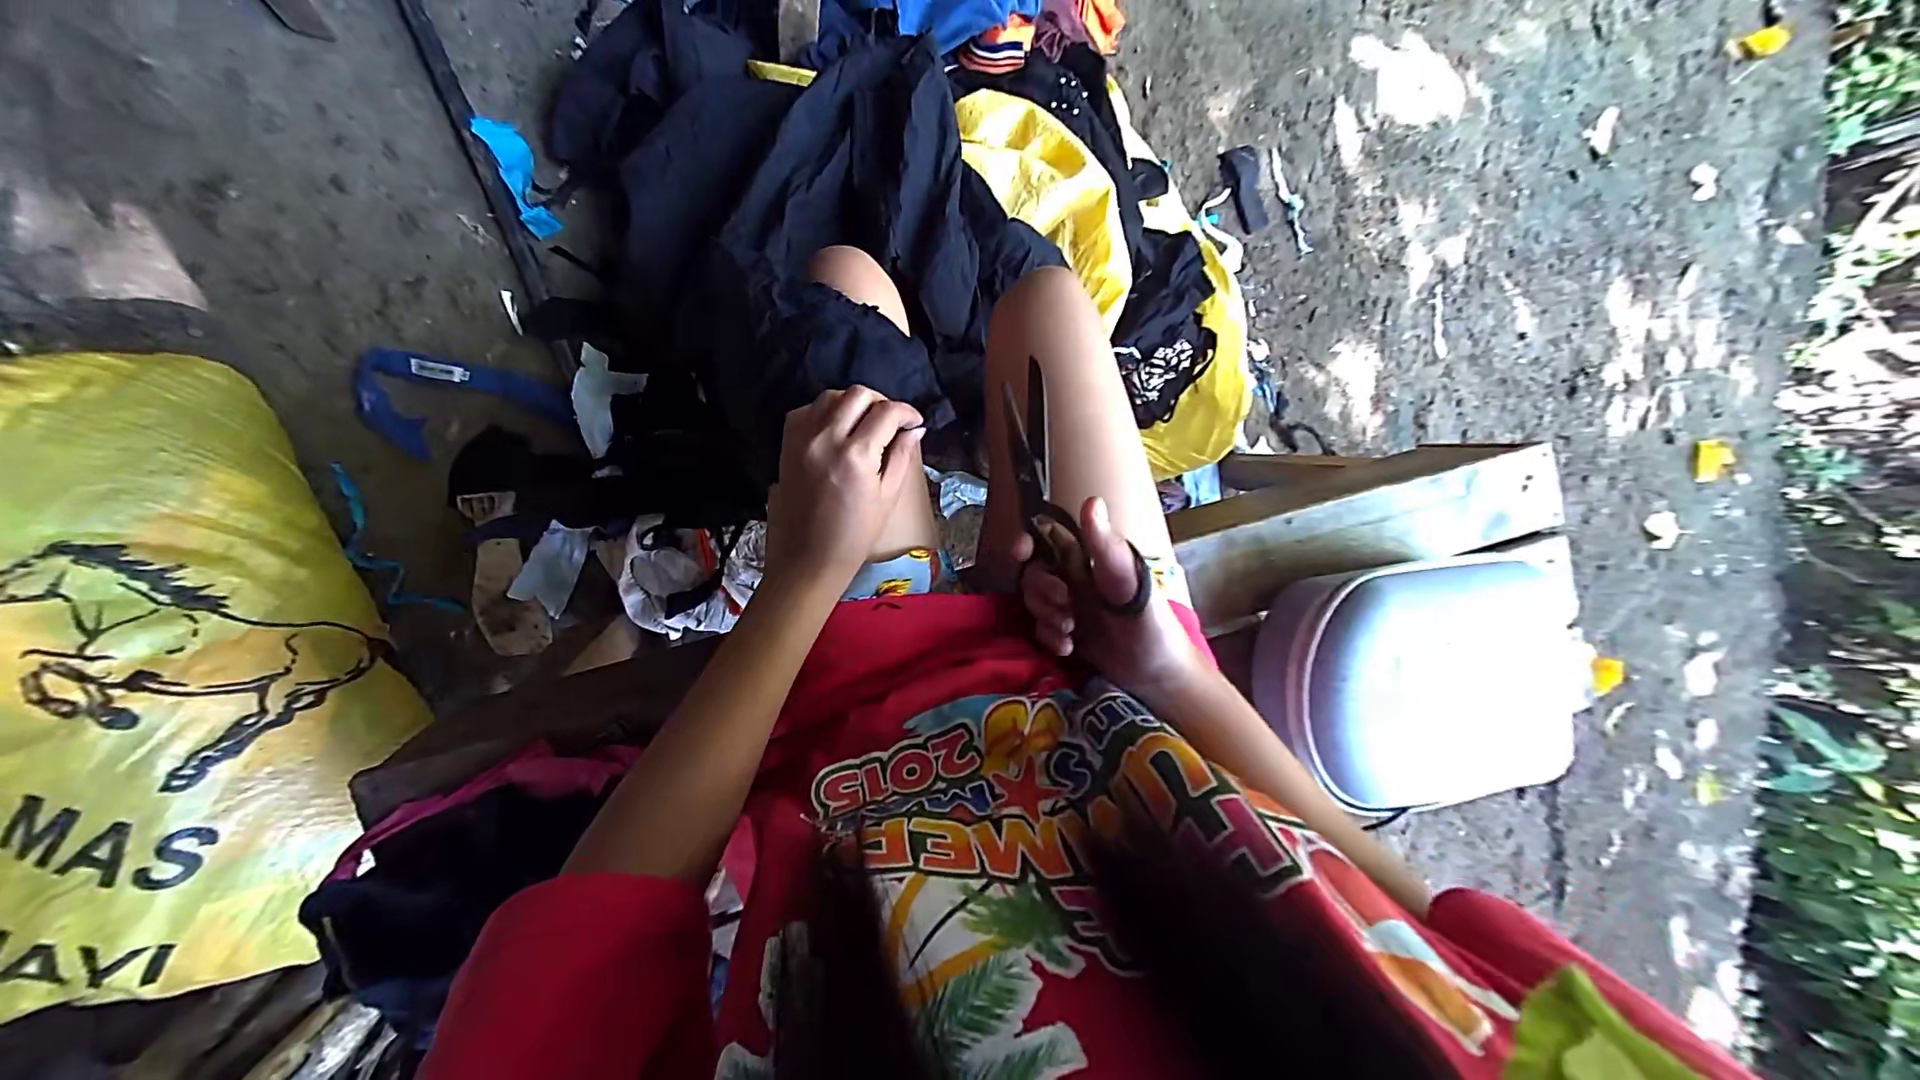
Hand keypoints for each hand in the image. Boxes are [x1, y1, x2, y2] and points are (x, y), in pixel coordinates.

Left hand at [766, 386, 924, 587]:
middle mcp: (825, 439)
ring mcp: (801, 440)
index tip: (913, 422)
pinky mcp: (786, 445)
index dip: (907, 412)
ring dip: (852, 403)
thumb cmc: (854, 535)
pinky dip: (824, 412)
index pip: (887, 412)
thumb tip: (915, 429)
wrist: (808, 558)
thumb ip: (901, 456)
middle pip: (857, 394)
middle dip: (880, 402)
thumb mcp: (887, 497)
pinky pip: (806, 411)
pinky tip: (836, 430)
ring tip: (864, 423)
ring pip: (829, 396)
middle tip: (890, 420)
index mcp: (856, 456)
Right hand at [1015, 496, 1206, 702]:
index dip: (1027, 542)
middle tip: (1066, 605)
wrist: (1156, 672)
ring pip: (1033, 603)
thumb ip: (1104, 544)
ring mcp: (1068, 607)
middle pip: (1033, 574)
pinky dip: (1050, 640)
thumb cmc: (1149, 617)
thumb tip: (1091, 500)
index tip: (1021, 552)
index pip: (1046, 538)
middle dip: (1041, 591)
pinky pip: (1040, 631)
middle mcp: (1073, 579)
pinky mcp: (1065, 634)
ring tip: (1071, 630)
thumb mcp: (1127, 578)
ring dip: (1046, 617)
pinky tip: (1070, 648)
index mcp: (1088, 559)